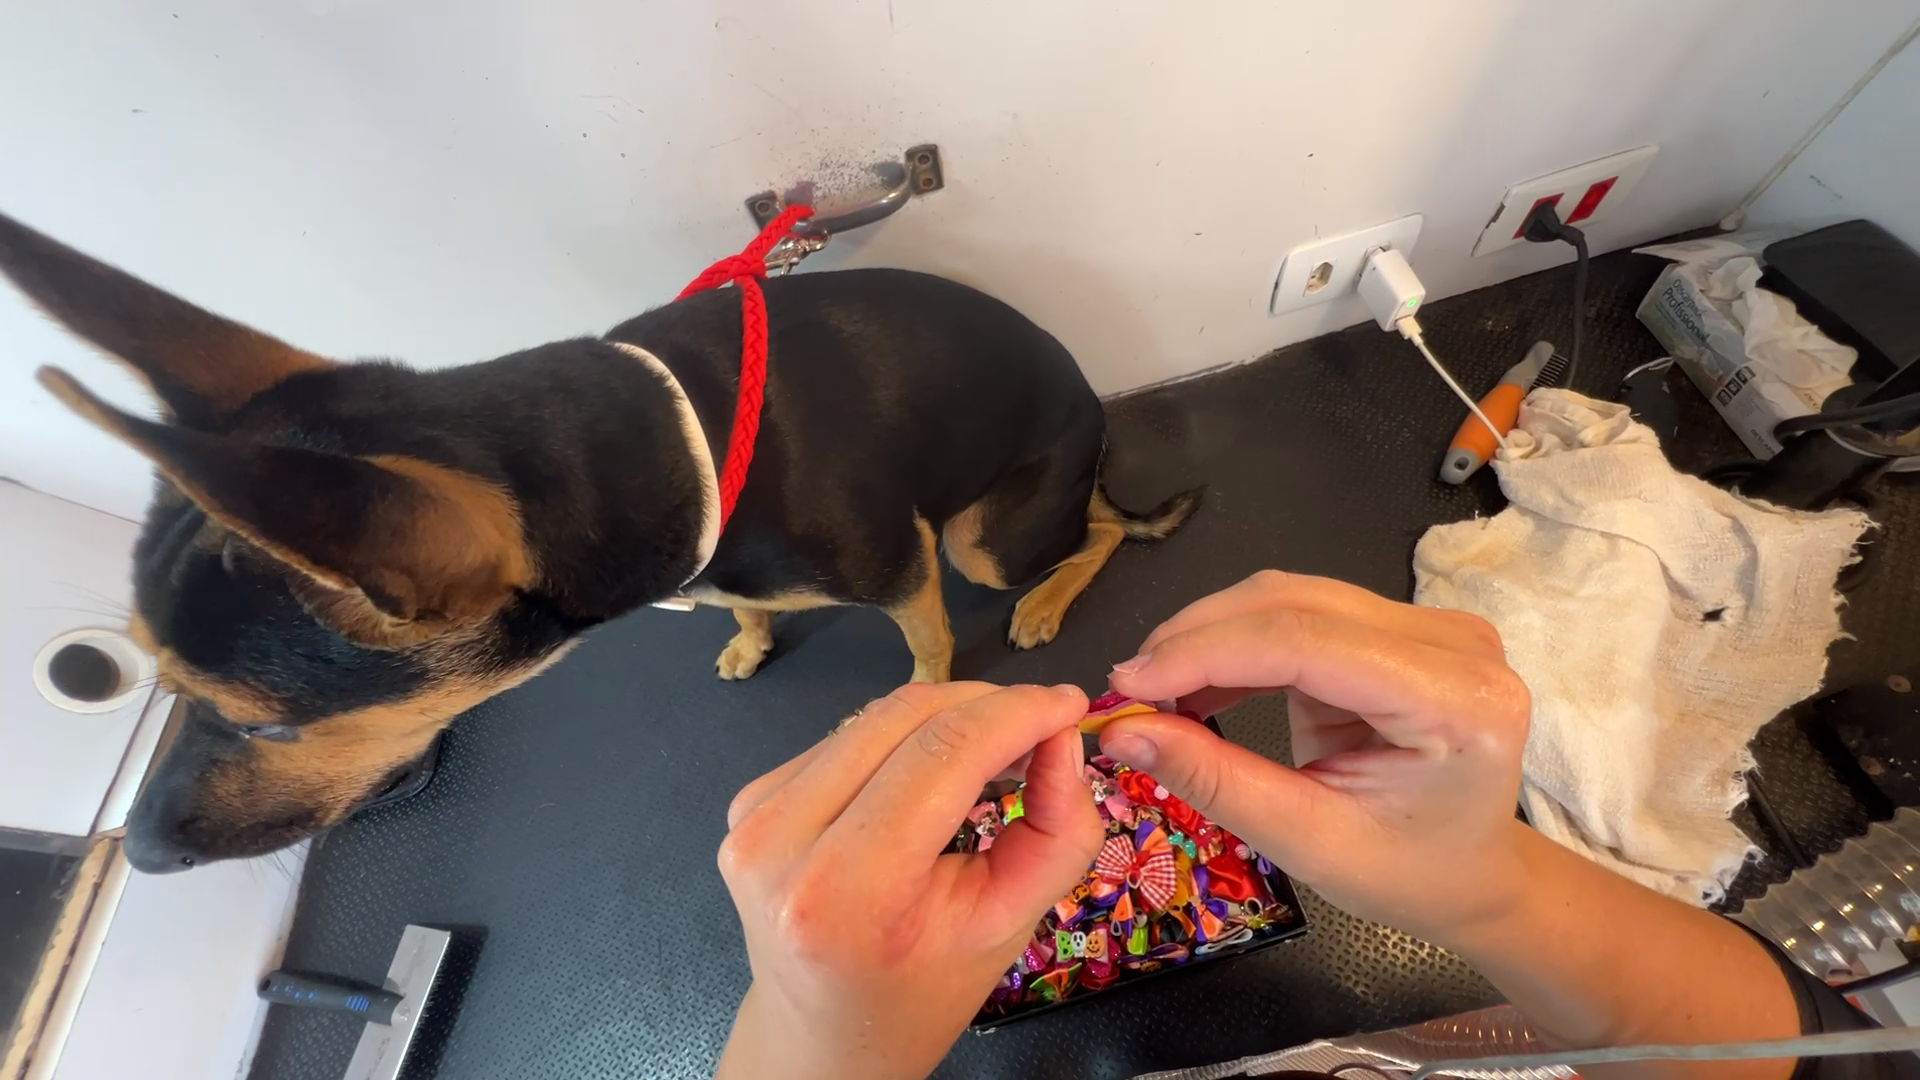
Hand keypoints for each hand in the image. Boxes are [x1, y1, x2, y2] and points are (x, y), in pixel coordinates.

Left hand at [715, 682, 1102, 1079]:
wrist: (817, 1035)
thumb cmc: (918, 993)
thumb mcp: (1009, 928)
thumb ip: (1059, 833)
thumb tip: (1063, 737)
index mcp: (845, 890)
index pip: (944, 755)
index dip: (1016, 714)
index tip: (1070, 703)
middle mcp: (782, 836)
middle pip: (908, 716)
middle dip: (990, 705)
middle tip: (1044, 724)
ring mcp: (757, 810)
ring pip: (880, 714)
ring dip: (953, 714)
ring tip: (1000, 746)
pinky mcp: (752, 793)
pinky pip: (852, 734)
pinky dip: (910, 735)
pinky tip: (937, 766)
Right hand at [1102, 571, 1531, 946]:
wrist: (1472, 872)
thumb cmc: (1406, 874)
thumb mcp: (1305, 840)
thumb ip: (1211, 778)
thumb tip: (1119, 732)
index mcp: (1455, 701)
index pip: (1303, 641)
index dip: (1203, 653)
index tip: (1126, 684)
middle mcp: (1449, 641)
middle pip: (1290, 603)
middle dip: (1195, 639)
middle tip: (1130, 688)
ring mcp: (1422, 624)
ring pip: (1284, 596)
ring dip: (1207, 635)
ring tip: (1156, 686)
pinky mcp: (1391, 624)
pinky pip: (1292, 613)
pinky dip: (1232, 644)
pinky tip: (1197, 683)